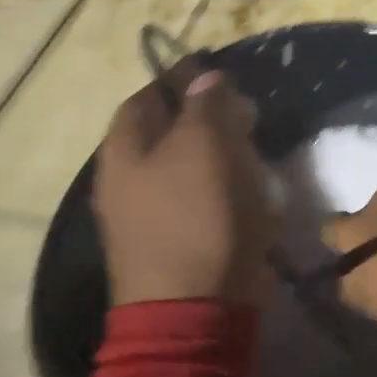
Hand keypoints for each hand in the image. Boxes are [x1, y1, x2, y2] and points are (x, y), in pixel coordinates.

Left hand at [93, 65, 273, 307]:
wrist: (198, 302)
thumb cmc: (197, 212)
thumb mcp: (204, 143)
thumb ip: (204, 104)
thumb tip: (205, 77)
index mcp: (123, 152)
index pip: (145, 97)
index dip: (180, 79)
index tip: (222, 73)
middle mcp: (128, 178)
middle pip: (167, 129)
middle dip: (207, 114)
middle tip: (245, 111)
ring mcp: (151, 210)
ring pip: (188, 160)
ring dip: (221, 146)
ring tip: (254, 144)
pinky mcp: (180, 233)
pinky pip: (201, 190)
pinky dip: (225, 178)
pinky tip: (251, 180)